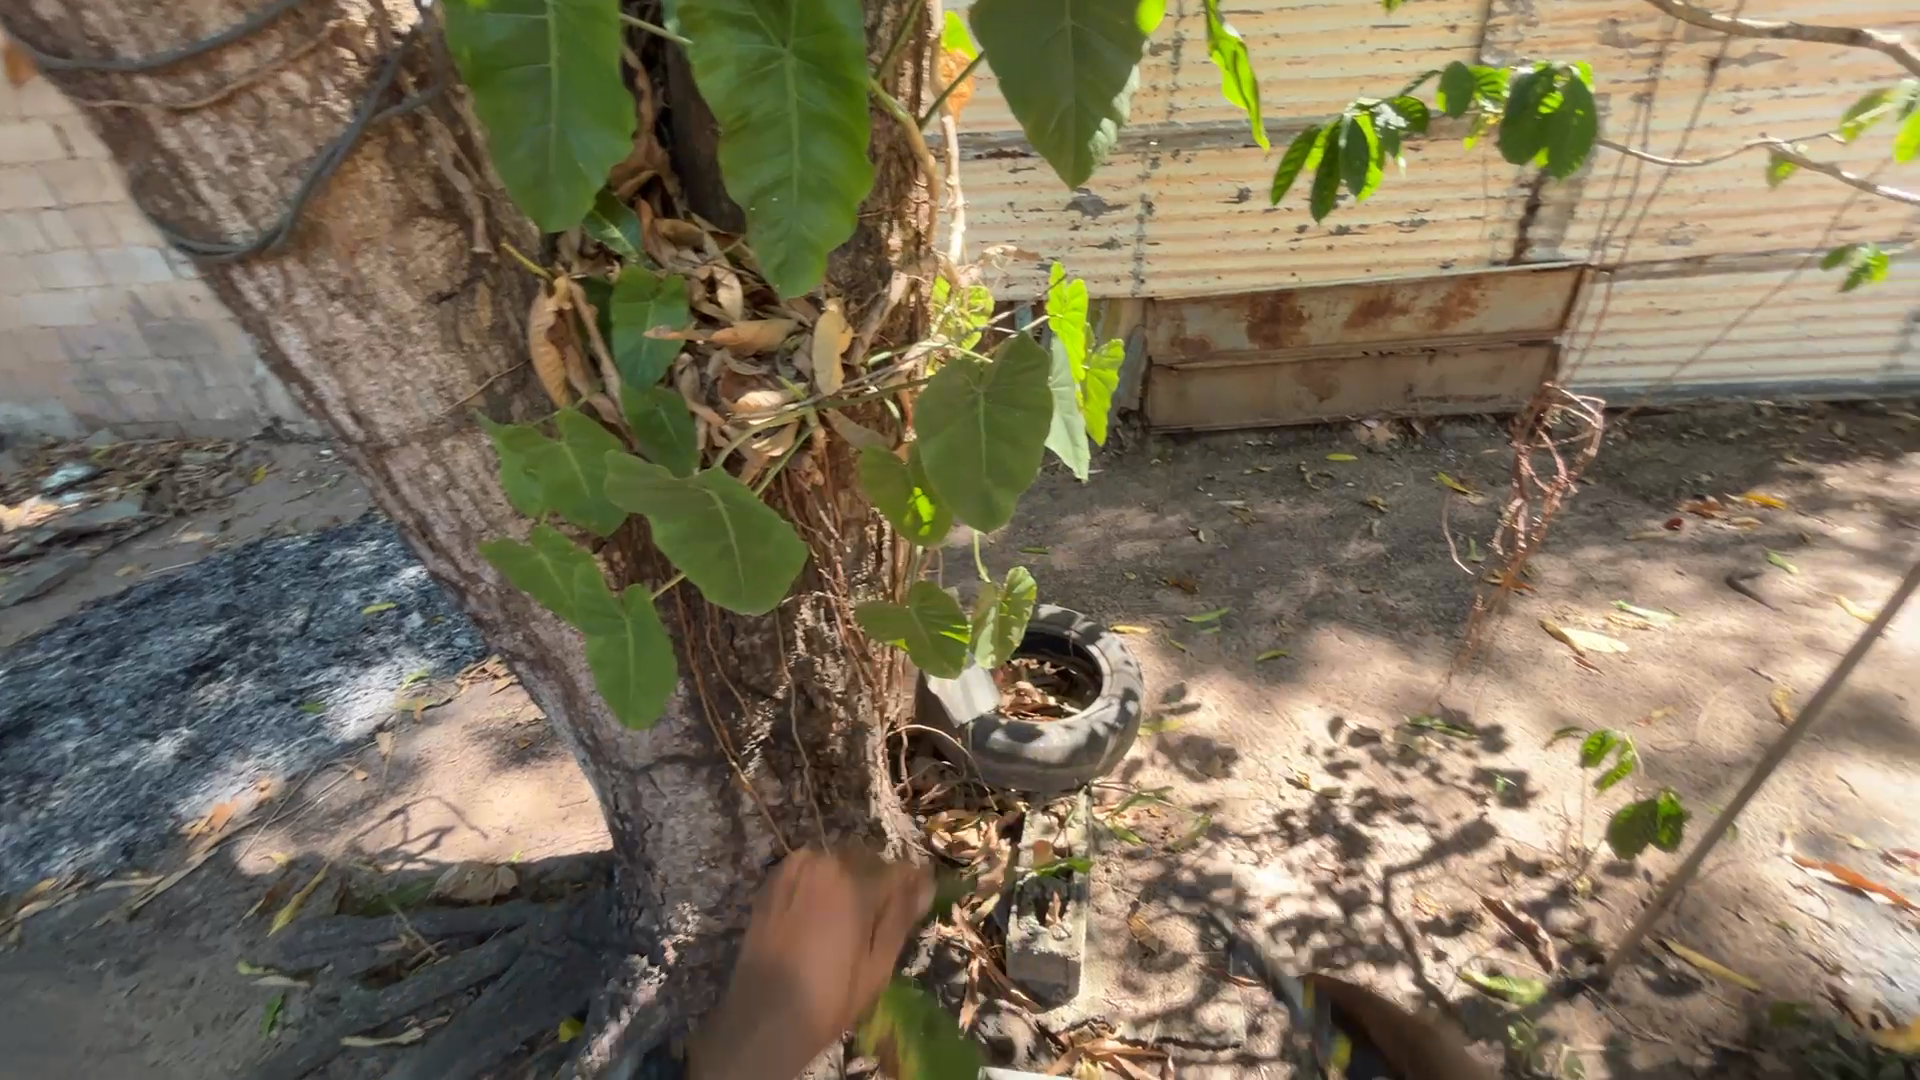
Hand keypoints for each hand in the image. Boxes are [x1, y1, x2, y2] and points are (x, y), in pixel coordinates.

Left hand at [689, 847, 933, 1079]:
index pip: (899, 870)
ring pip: (837, 860)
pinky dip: (818, 877)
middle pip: (868, 860)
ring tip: (844, 914)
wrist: (763, 1018)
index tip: (915, 898)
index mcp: (858, 886)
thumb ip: (902, 916)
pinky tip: (815, 908)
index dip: (911, 884)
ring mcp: (797, 869)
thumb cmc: (829, 999)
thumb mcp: (877, 966)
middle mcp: (828, 866)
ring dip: (847, 876)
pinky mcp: (773, 880)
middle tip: (876, 916)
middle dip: (878, 880)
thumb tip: (926, 881)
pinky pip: (807, 865)